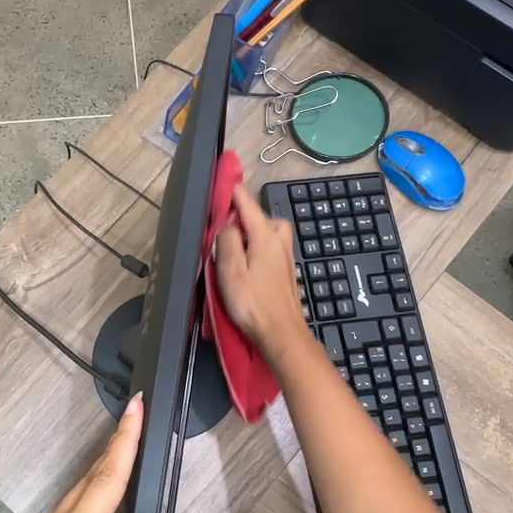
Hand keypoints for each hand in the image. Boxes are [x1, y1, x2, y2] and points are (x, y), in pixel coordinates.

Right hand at [216, 183, 307, 353]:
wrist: (281, 332)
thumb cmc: (253, 302)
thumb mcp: (230, 269)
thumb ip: (227, 241)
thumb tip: (228, 224)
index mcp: (265, 237)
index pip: (248, 205)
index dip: (236, 192)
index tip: (228, 180)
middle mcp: (279, 243)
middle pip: (265, 218)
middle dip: (248, 217)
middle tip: (229, 228)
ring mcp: (285, 259)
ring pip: (270, 234)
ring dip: (254, 234)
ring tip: (235, 248)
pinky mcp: (285, 273)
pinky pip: (271, 249)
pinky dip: (258, 248)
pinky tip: (247, 264)